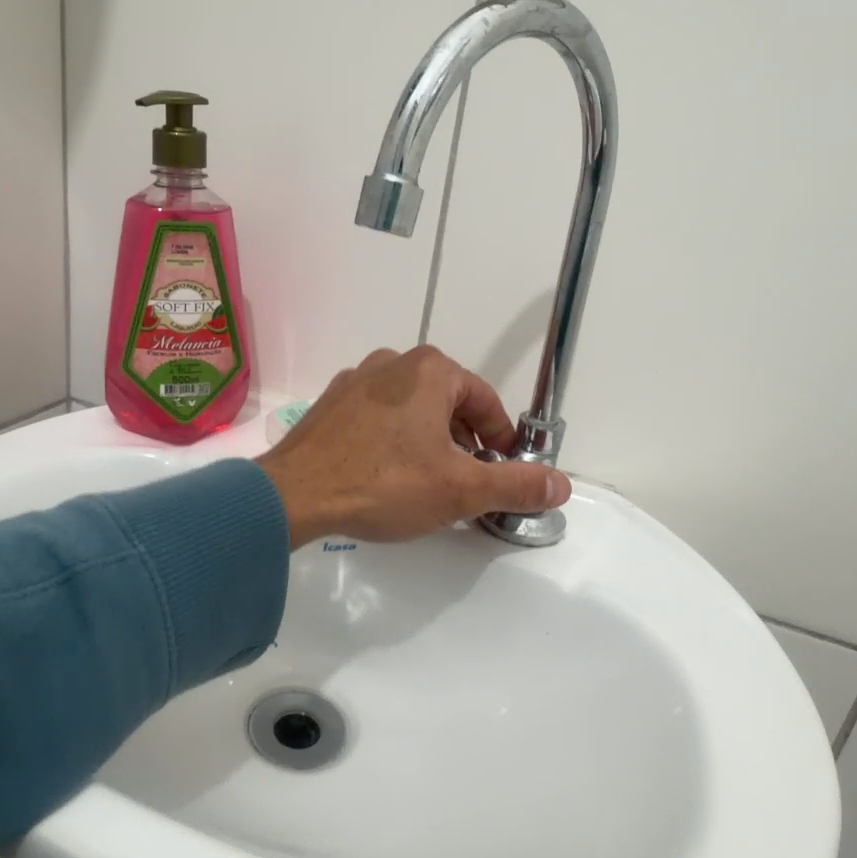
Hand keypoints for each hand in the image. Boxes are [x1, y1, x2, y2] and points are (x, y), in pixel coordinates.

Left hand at [255, 346, 573, 548]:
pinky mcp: (329, 405)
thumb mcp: (460, 490)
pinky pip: (376, 419)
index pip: (484, 400)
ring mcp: (355, 382)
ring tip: (429, 484)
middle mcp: (392, 363)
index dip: (501, 438)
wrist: (294, 493)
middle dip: (464, 442)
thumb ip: (515, 485)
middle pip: (447, 403)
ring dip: (428, 442)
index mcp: (430, 370)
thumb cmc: (385, 484)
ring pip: (410, 410)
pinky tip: (387, 477)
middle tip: (467, 483)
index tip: (504, 470)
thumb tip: (562, 485)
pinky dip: (393, 442)